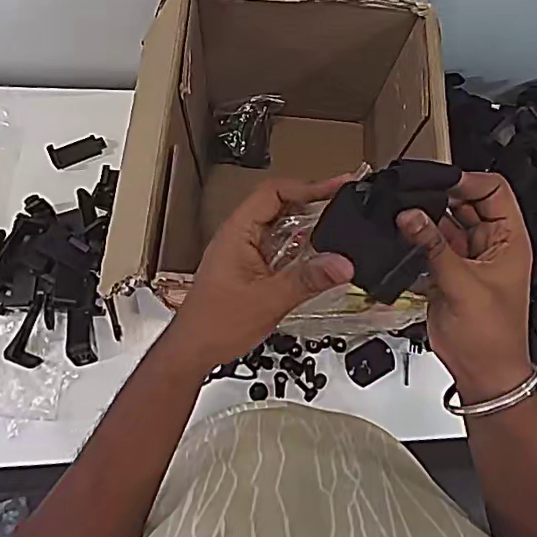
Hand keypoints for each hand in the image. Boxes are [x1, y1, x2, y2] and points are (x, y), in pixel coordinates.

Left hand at [163, 174, 354, 368]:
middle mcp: (239, 236)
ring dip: (308, 224)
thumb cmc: (214, 324)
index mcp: (237, 233)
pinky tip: (318, 257)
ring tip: (338, 224)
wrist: (193, 351)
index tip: (337, 186)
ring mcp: (244, 251)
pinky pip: (279, 247)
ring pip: (280, 226)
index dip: (309, 186)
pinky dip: (301, 247)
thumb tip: (341, 263)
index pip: (274, 192)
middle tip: (343, 200)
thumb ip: (308, 280)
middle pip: (280, 204)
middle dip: (313, 201)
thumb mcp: (269, 300)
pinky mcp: (250, 267)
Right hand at [397, 172, 535, 401]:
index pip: (494, 191)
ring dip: (426, 218)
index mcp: (509, 240)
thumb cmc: (492, 338)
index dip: (469, 180)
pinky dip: (417, 240)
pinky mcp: (447, 273)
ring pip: (445, 224)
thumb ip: (433, 247)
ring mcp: (467, 258)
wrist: (482, 372)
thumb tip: (412, 216)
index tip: (441, 180)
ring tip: (404, 215)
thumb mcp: (463, 285)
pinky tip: (403, 237)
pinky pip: (431, 246)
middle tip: (413, 195)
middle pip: (466, 203)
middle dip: (440, 197)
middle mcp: (490, 245)